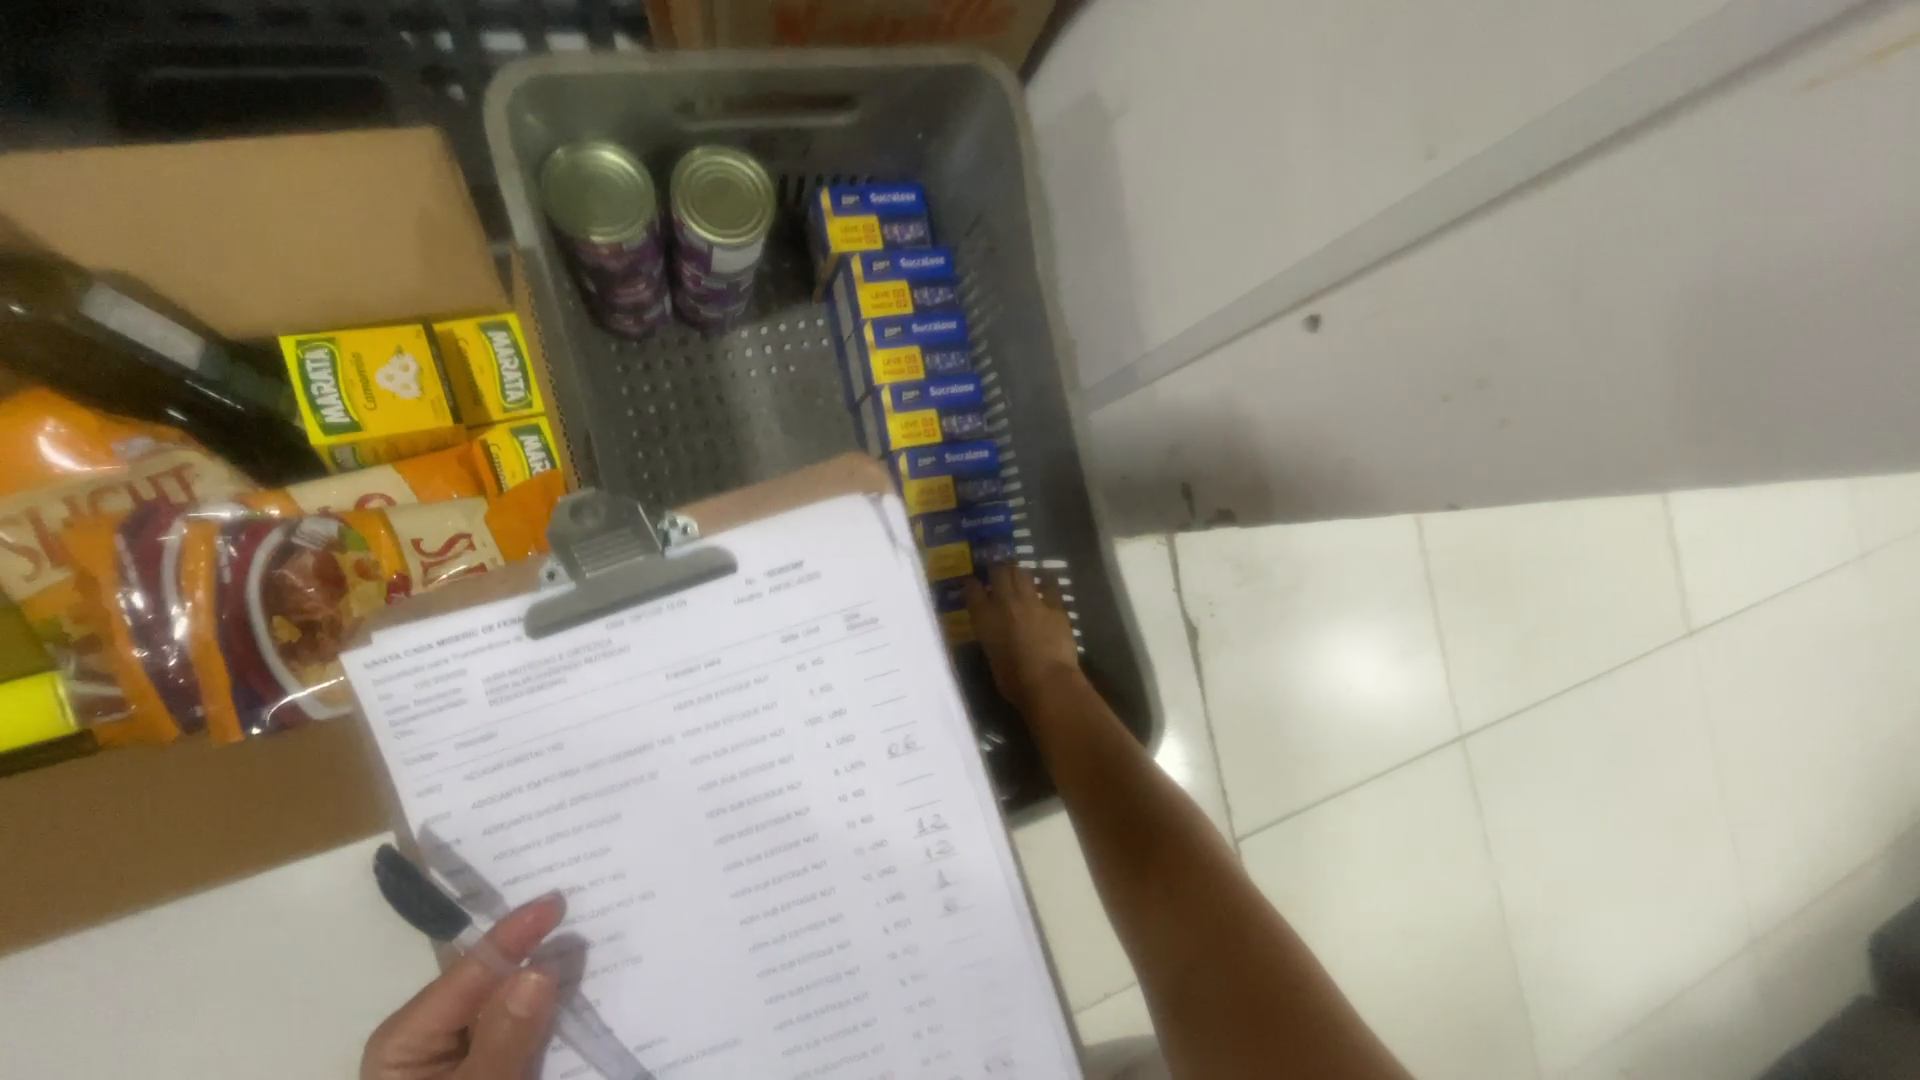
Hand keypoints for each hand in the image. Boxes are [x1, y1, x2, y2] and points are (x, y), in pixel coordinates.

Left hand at [362, 893, 564, 1079]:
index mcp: (405, 1040)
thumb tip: (541, 969)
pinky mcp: (490, 1067)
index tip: (555, 902)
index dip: (514, 934)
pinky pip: (526, 1029)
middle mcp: (431, 1035)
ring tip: (591, 935)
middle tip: (576, 899)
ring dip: (551, 979)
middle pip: (492, 980)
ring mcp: (462, 1052)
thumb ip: (503, 1041)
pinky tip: (582, 988)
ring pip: (513, 1002)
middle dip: (535, 947)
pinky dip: (553, 1012)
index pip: (469, 972)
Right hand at [963, 565, 1085, 715]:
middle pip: (999, 572)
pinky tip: (1046, 582)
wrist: (1048, 681)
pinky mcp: (1055, 605)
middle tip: (999, 575)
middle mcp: (1005, 602)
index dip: (971, 584)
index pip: (972, 589)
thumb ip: (991, 637)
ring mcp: (1032, 601)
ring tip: (1020, 577)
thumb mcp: (992, 657)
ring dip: (1019, 573)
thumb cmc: (1014, 681)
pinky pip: (1050, 584)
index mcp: (985, 617)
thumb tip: (995, 633)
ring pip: (1022, 572)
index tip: (972, 584)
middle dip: (997, 570)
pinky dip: (1046, 581)